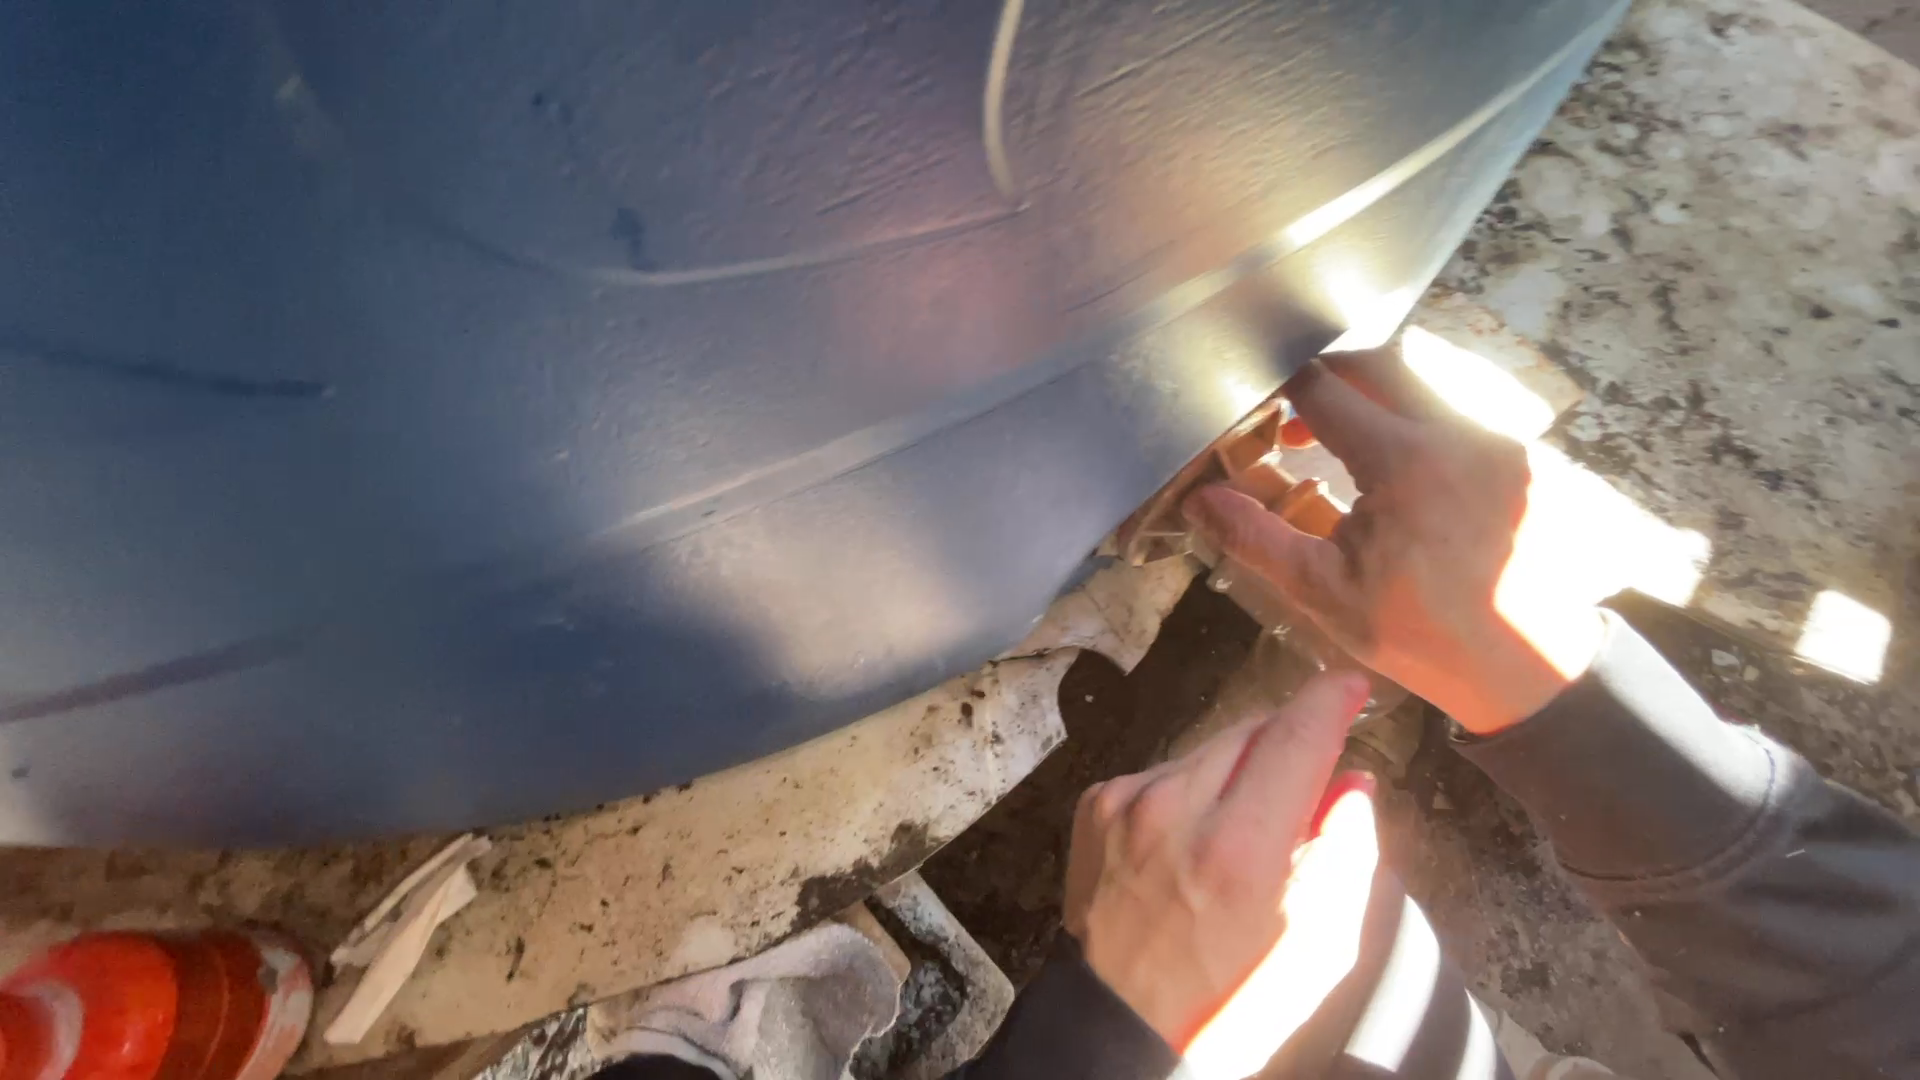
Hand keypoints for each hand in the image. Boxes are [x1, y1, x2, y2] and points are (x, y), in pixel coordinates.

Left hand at [1063, 671, 1378, 1077]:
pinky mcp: (1096, 798)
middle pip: (1247, 733)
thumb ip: (1343, 853)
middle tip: (1307, 767)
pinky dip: (1188, 786)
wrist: (1115, 1014)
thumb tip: (1351, 778)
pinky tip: (1188, 832)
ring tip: (1241, 819)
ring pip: (1204, 749)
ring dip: (1236, 766)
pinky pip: (1161, 770)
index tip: (1351, 684)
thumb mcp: (1313, 946)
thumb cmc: (1232, 995)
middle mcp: (1172, 807)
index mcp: (1237, 852)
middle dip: (1285, 738)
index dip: (1327, 705)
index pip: (1292, 743)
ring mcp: (1125, 797)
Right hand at [1183, 349, 1605, 734]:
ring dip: (1376, 399)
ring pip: (1430, 382)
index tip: (1256, 408)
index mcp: (1405, 461)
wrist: (1535, 668)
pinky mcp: (1537, 456)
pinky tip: (1403, 470)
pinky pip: (1467, 412)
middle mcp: (1464, 431)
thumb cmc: (1417, 632)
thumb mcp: (1321, 590)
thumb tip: (1196, 498)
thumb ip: (1253, 536)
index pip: (1325, 390)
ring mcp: (1509, 439)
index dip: (1281, 391)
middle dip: (1329, 378)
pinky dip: (1418, 422)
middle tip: (1294, 421)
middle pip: (1382, 363)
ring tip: (1345, 447)